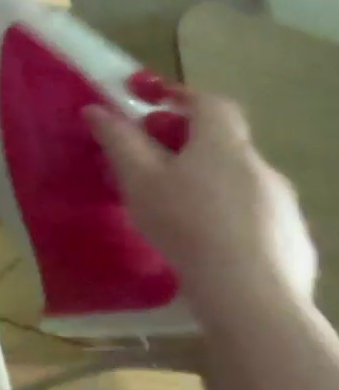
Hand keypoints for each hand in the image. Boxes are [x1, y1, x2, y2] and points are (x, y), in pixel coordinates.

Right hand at [85, 90, 316, 308]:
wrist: (251, 294)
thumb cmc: (185, 223)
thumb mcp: (136, 177)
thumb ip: (117, 138)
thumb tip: (97, 109)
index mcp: (224, 147)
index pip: (211, 104)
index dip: (180, 94)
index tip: (150, 98)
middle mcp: (261, 169)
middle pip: (220, 141)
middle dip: (182, 141)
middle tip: (146, 158)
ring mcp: (283, 206)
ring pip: (236, 177)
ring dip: (203, 176)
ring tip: (170, 200)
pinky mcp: (293, 239)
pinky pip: (253, 210)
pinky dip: (225, 209)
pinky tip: (203, 234)